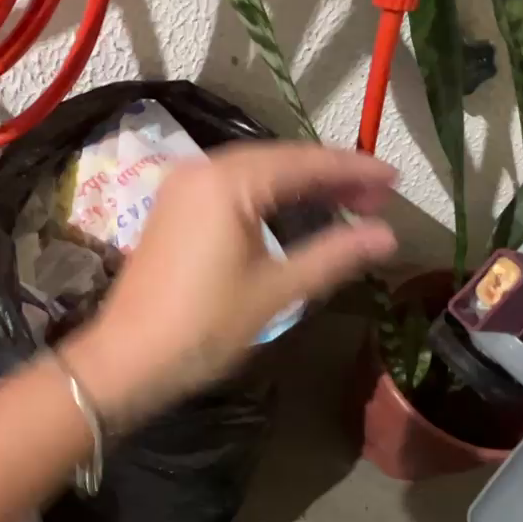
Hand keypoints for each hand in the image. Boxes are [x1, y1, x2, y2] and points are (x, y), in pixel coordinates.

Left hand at [60, 142, 397, 429]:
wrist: (127, 360)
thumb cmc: (204, 328)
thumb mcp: (276, 292)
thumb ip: (334, 256)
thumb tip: (388, 236)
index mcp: (227, 182)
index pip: (305, 163)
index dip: (354, 170)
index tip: (395, 180)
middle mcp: (201, 170)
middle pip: (280, 161)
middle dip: (331, 177)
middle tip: (378, 198)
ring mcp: (182, 187)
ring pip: (256, 173)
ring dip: (300, 186)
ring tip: (347, 204)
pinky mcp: (173, 208)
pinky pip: (232, 188)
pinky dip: (268, 196)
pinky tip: (294, 212)